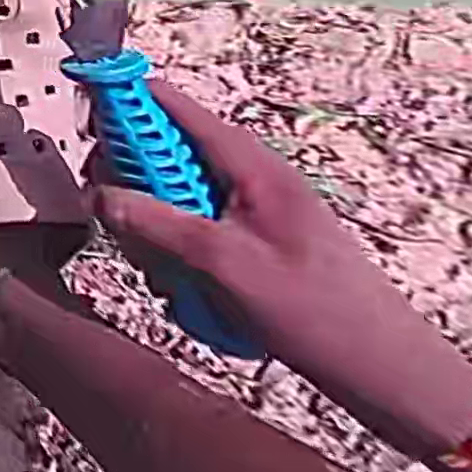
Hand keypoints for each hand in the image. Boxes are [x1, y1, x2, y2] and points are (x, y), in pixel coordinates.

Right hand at [91, 83, 471, 463]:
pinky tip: (173, 269)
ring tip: (155, 254)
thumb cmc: (318, 312)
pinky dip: (160, 235)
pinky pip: (173, 213)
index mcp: (246, 161)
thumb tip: (94, 194)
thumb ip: (150, 220)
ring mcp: (235, 200)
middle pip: (153, 143)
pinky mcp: (232, 227)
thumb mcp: (222, 262)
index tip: (82, 106)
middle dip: (124, 170)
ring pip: (158, 183)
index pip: (168, 101)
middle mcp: (238, 171)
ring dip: (141, 212)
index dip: (120, 94)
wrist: (389, 377)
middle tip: (113, 202)